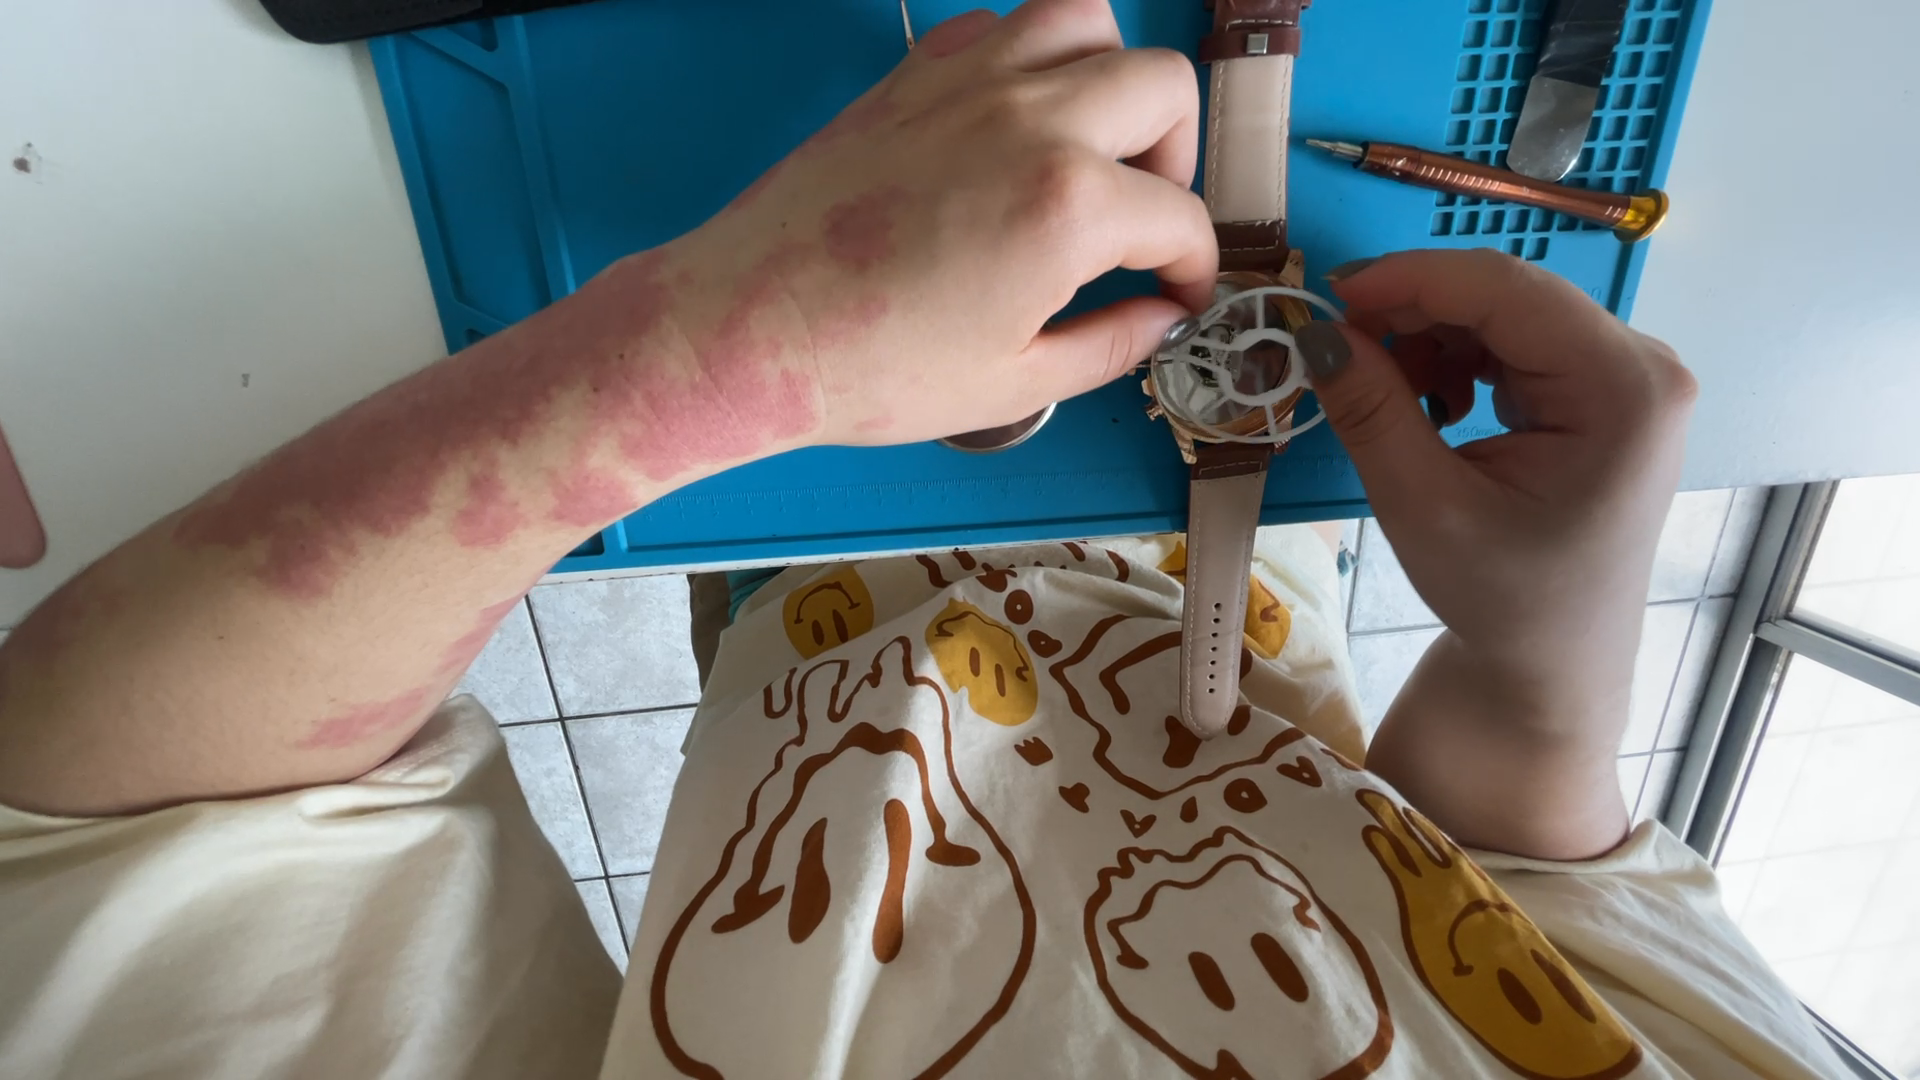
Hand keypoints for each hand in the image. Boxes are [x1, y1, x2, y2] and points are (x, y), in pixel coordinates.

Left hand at [618, 0, 1215, 450]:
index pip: (1179, 217)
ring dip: (1117, 85)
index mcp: (1067, 206)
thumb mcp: (1014, 385)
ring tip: (1094, 155)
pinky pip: (1009, 23)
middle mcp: (1032, 118)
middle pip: (1164, 90)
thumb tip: (1164, 318)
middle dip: (1175, 164)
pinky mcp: (916, 72)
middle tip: (1143, 224)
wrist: (756, 330)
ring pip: (1093, 23)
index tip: (1180, 293)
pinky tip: (1022, 126)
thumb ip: (1112, 347)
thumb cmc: (876, 371)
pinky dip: (1041, 60)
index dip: (1195, 266)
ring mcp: (970, 79)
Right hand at [1294, 249, 1696, 856]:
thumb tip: (1318, 336)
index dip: (1409, 279)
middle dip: (1412, 311)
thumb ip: (1371, 411)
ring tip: (1383, 395)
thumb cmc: (1497, 592)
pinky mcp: (1592, 396)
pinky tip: (1425, 406)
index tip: (1326, 296)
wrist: (1547, 656)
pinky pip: (1508, 349)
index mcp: (1620, 387)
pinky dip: (1449, 363)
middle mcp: (1636, 364)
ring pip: (1501, 318)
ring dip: (1427, 340)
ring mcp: (1619, 378)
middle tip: (1336, 348)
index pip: (1506, 290)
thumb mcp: (1421, 503)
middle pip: (1506, 297)